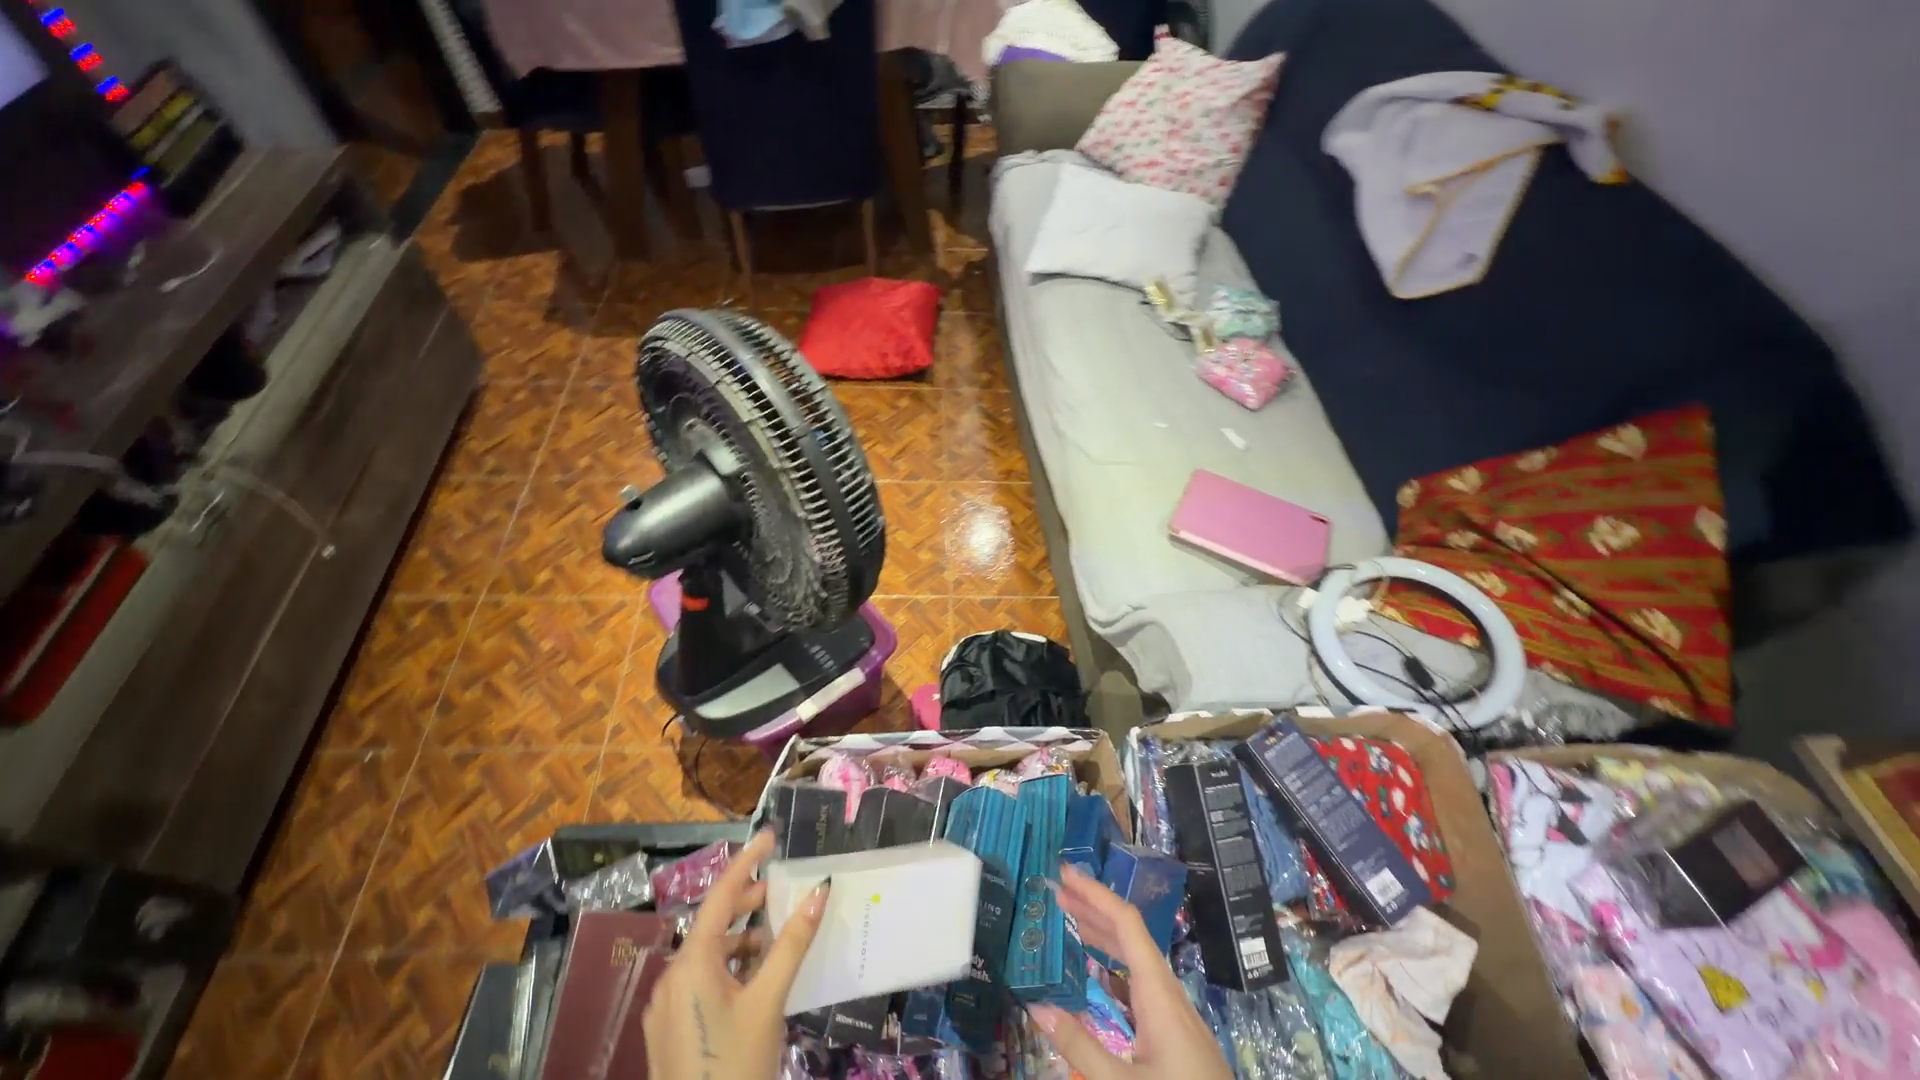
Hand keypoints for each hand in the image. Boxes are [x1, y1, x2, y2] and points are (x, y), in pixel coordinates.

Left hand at [644, 831, 829, 1079]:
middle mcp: (671, 976)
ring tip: (775, 942)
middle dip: (746, 904)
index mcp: (690, 962)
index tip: (770, 836)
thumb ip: (791, 943)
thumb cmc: (737, 1061)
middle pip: (711, 923)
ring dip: (740, 941)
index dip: (746, 862)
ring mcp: (666, 1006)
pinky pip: (699, 982)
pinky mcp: (669, 1030)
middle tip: (781, 891)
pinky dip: (728, 969)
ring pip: (706, 955)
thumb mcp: (769, 1000)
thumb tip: (818, 892)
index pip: (720, 895)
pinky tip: (754, 982)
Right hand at [1028, 863, 1232, 1079]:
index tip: (1065, 874)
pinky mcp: (1176, 1033)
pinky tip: (1096, 975)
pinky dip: (1114, 967)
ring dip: (1104, 936)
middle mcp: (1169, 994)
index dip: (1096, 894)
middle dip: (1094, 908)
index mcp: (1159, 995)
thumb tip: (1036, 1006)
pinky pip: (1141, 984)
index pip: (1127, 925)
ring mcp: (1175, 1013)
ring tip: (1069, 921)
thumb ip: (1079, 1047)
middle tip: (1056, 893)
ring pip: (1138, 960)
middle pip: (1131, 936)